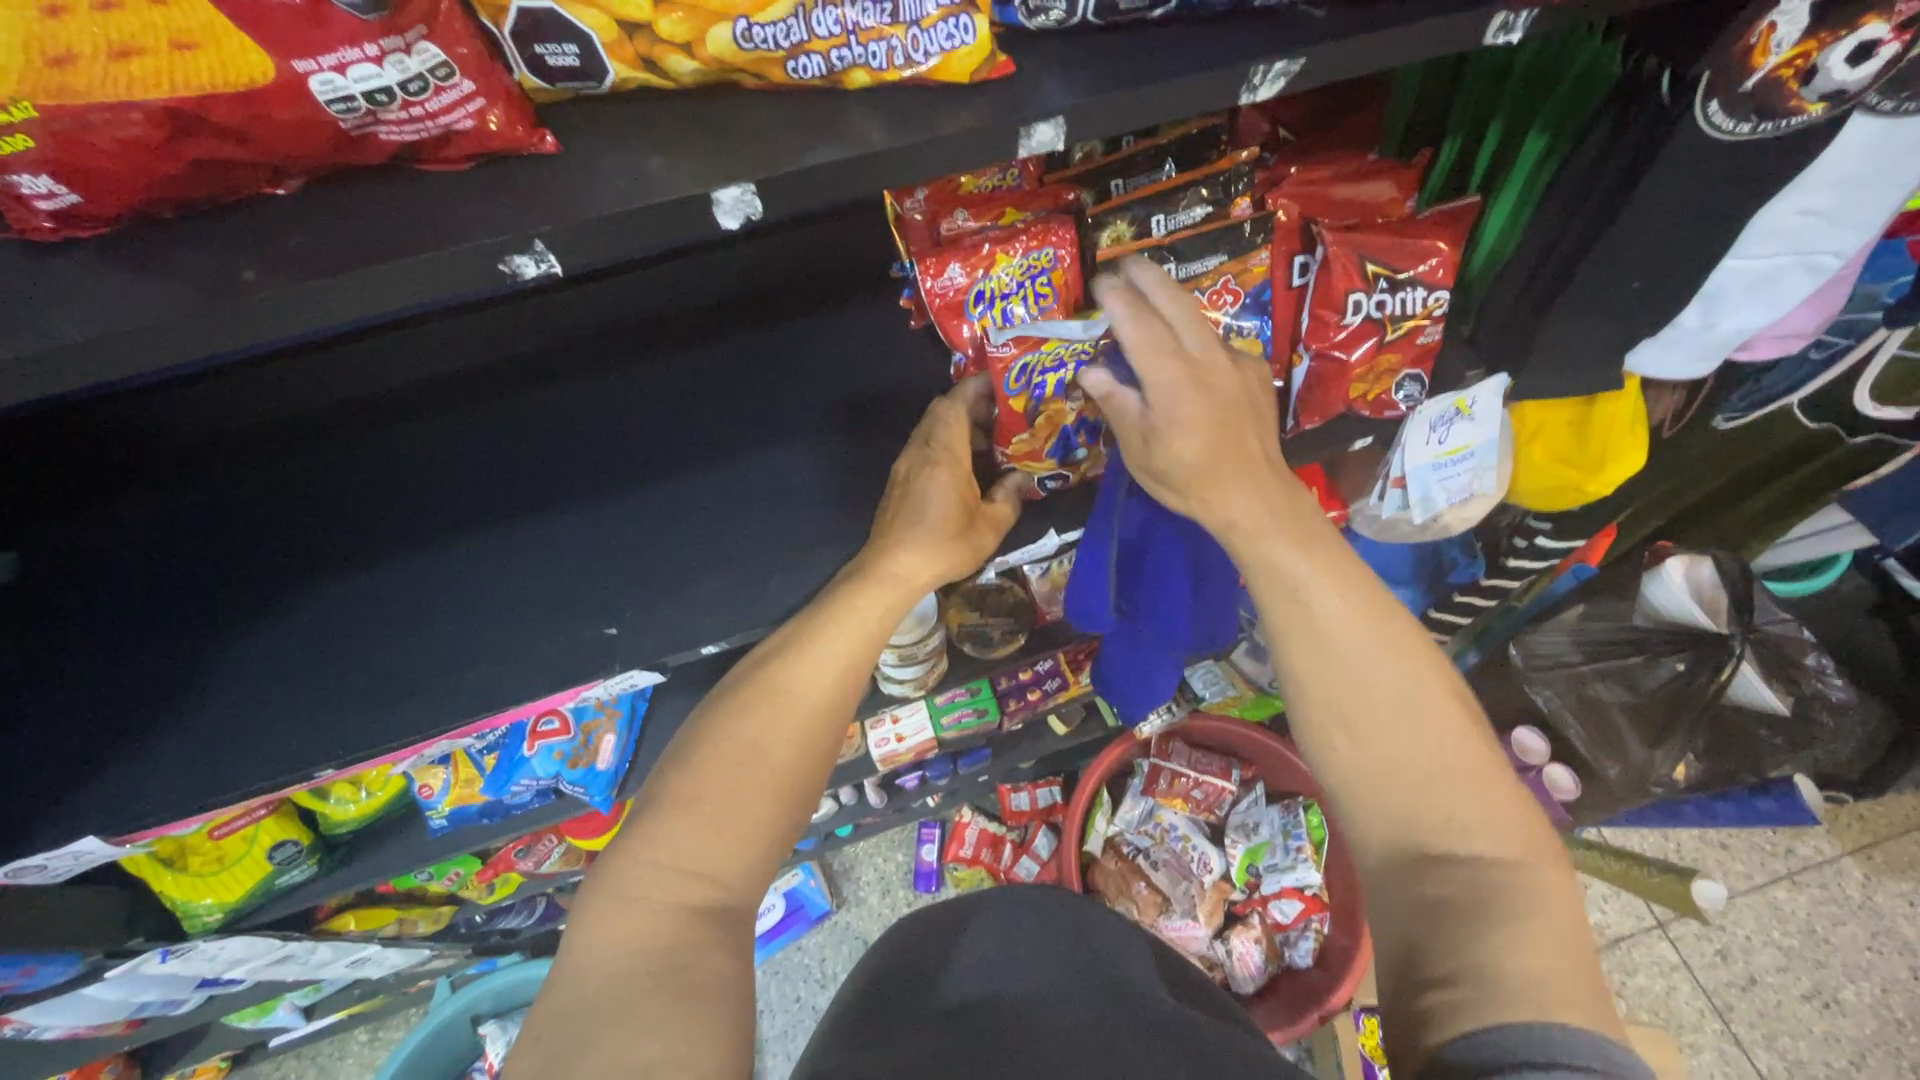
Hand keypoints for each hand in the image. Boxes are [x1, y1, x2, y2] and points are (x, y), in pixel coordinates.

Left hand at [860, 376, 1023, 595]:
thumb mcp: (989, 528)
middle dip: (970, 404)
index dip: (977, 387)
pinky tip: (964, 467)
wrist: (891, 570)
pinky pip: (923, 447)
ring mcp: (905, 464)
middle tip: (1000, 414)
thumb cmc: (942, 546)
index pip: (956, 403)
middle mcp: (920, 450)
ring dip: (957, 426)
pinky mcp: (898, 479)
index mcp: (943, 454)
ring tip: (987, 442)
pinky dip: (944, 444)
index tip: (1001, 382)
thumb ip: (1008, 498)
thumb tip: (1021, 479)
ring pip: (930, 428)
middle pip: (941, 410)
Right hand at [1077, 256, 1315, 543]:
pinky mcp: (1255, 370)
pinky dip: (1199, 339)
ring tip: (1153, 295)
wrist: (1252, 496)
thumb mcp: (1138, 449)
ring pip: (1199, 318)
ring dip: (1173, 299)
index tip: (1099, 281)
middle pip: (1174, 301)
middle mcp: (1205, 357)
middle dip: (1147, 276)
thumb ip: (1116, 402)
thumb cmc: (1185, 478)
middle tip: (1125, 264)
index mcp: (1170, 377)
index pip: (1137, 322)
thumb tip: (1090, 370)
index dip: (1116, 297)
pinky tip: (1191, 355)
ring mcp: (1235, 360)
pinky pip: (1220, 344)